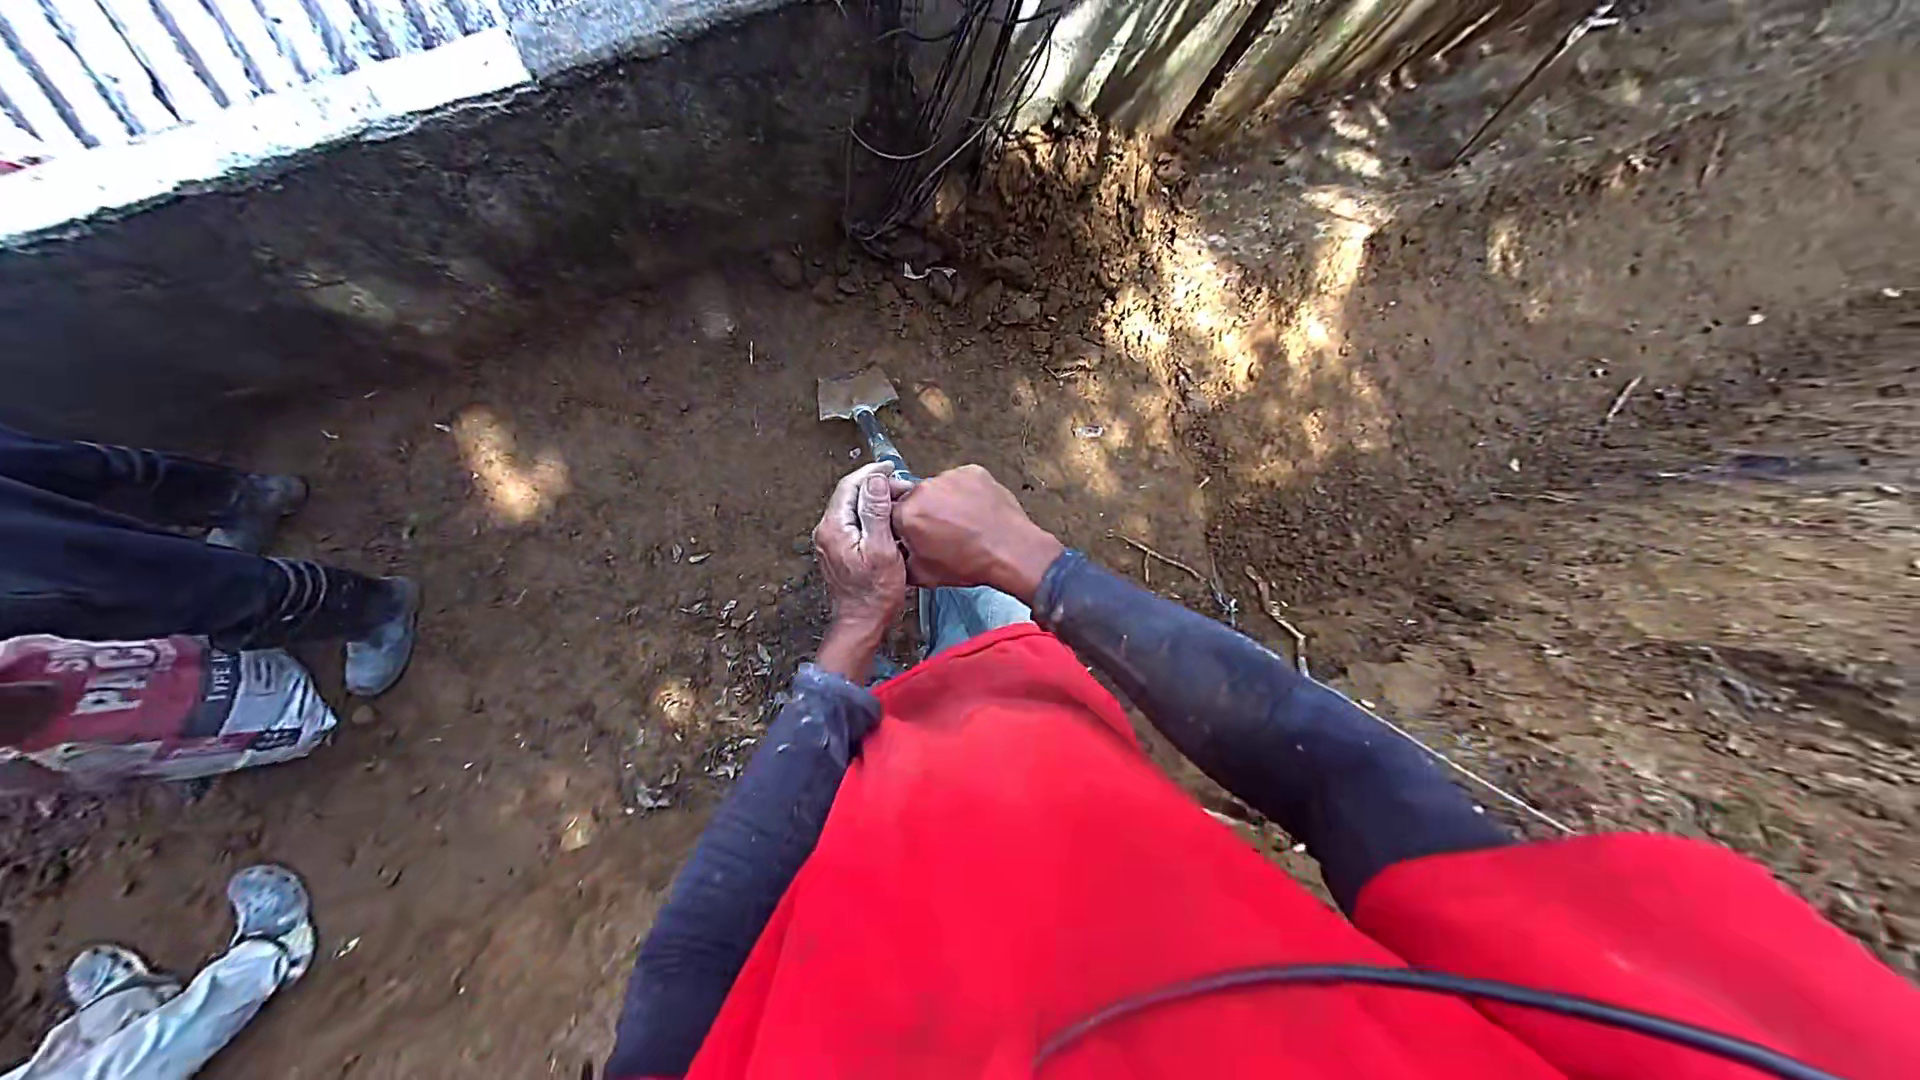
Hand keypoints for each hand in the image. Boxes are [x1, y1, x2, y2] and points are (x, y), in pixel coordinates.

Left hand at [812, 462, 908, 679]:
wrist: (862, 622)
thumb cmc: (874, 592)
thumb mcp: (881, 548)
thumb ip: (876, 512)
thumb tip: (875, 480)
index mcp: (834, 526)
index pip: (850, 485)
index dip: (872, 473)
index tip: (891, 469)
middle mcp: (827, 531)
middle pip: (850, 495)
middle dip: (876, 487)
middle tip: (903, 489)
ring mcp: (831, 541)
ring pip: (853, 508)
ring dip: (875, 501)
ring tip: (899, 502)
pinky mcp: (839, 550)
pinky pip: (854, 523)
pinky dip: (871, 517)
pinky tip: (889, 521)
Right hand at [891, 465, 1062, 603]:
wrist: (1011, 551)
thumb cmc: (972, 563)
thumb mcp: (925, 575)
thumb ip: (902, 561)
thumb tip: (896, 556)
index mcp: (907, 514)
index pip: (890, 513)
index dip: (902, 525)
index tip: (913, 532)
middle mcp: (924, 490)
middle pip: (914, 498)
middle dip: (924, 512)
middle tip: (941, 529)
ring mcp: (949, 478)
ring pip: (938, 488)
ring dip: (945, 501)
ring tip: (963, 521)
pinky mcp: (972, 472)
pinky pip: (961, 481)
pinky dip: (966, 493)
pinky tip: (975, 511)